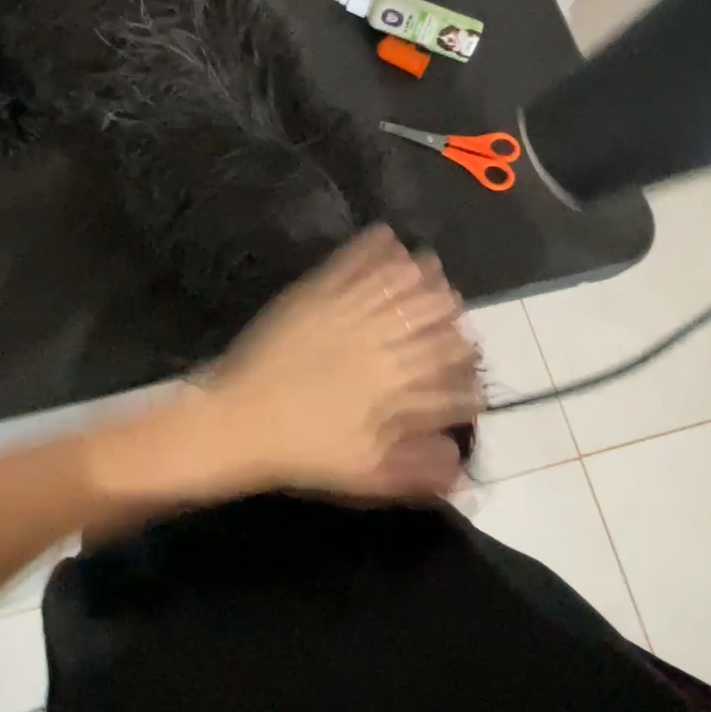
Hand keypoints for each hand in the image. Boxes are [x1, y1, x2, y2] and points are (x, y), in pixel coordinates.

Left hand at [198, 225, 480, 499]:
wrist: (240, 422)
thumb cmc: (304, 453)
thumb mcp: (367, 475)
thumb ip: (419, 468)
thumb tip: (459, 459)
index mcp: (397, 387)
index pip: (450, 368)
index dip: (467, 364)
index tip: (470, 362)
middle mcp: (380, 343)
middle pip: (431, 316)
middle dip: (449, 311)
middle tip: (452, 307)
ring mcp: (346, 313)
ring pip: (398, 284)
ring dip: (421, 274)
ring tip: (430, 267)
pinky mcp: (314, 294)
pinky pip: (351, 263)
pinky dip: (373, 248)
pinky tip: (387, 236)